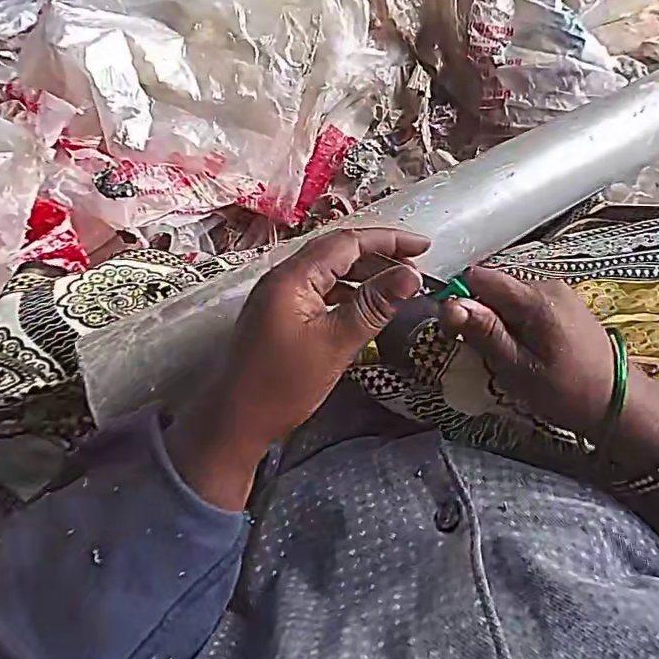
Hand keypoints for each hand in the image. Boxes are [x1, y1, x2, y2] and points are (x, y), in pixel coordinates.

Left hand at [169, 227, 428, 509]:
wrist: (235, 418)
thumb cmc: (283, 384)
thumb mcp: (336, 343)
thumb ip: (374, 305)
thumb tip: (411, 275)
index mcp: (293, 276)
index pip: (346, 242)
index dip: (388, 240)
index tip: (422, 246)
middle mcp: (283, 276)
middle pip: (336, 251)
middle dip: (377, 255)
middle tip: (415, 269)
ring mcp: (278, 293)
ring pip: (327, 269)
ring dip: (362, 274)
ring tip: (396, 286)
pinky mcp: (277, 311)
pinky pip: (317, 288)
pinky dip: (344, 292)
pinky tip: (365, 305)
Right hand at [441, 266, 658, 538]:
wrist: (624, 407)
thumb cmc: (569, 393)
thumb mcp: (518, 368)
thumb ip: (484, 332)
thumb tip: (450, 304)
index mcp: (536, 298)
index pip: (477, 277)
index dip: (460, 299)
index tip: (458, 330)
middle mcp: (547, 285)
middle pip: (491, 285)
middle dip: (479, 312)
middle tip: (485, 350)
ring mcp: (558, 292)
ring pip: (505, 294)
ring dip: (496, 318)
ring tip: (507, 353)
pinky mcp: (563, 303)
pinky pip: (523, 302)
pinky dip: (514, 321)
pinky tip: (525, 348)